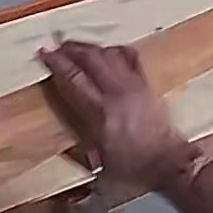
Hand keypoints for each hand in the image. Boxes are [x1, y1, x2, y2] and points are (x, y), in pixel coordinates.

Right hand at [37, 40, 199, 190]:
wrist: (168, 162)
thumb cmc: (132, 166)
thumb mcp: (99, 162)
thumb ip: (78, 147)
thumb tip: (61, 140)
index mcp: (100, 114)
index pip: (74, 80)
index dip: (57, 64)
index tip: (44, 54)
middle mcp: (116, 94)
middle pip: (90, 60)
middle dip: (70, 50)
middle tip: (56, 47)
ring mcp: (133, 85)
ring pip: (108, 54)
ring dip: (89, 47)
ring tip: (75, 47)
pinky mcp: (146, 84)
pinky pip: (130, 57)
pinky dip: (115, 50)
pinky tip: (106, 50)